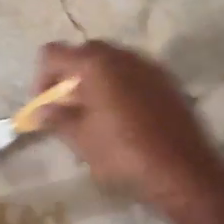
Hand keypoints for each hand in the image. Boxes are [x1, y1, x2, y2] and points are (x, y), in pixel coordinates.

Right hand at [35, 40, 223, 215]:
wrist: (181, 170)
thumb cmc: (123, 153)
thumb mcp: (81, 139)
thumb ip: (57, 118)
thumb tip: (41, 111)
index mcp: (95, 64)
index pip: (53, 53)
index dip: (41, 77)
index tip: (44, 105)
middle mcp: (123, 55)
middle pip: (84, 53)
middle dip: (70, 77)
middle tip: (67, 109)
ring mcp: (149, 66)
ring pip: (112, 63)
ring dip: (96, 82)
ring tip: (95, 115)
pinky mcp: (168, 82)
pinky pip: (134, 76)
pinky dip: (121, 88)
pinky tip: (123, 118)